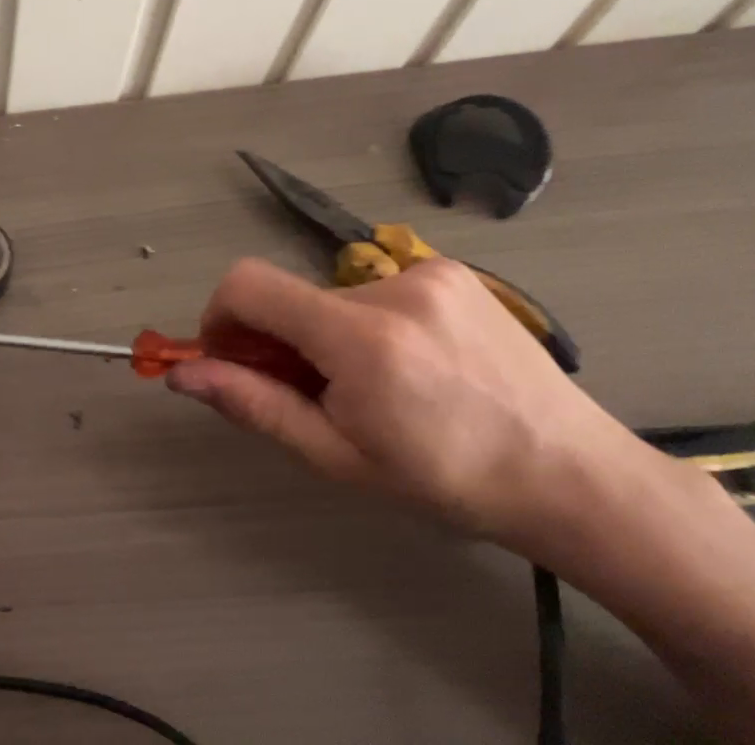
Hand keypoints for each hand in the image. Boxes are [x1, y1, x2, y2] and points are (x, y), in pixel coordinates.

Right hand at [167, 257, 663, 554]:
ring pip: (330, 296)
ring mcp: (431, 275)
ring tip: (373, 388)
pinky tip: (408, 367)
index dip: (219, 317)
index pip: (247, 285)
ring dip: (325, 335)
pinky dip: (365, 323)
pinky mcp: (453, 274)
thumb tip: (181, 374)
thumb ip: (252, 404)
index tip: (231, 358)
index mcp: (362, 338)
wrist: (572, 474)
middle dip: (280, 340)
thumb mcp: (334, 455)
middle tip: (313, 395)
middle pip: (290, 296)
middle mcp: (395, 289)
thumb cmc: (446, 479)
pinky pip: (374, 290)